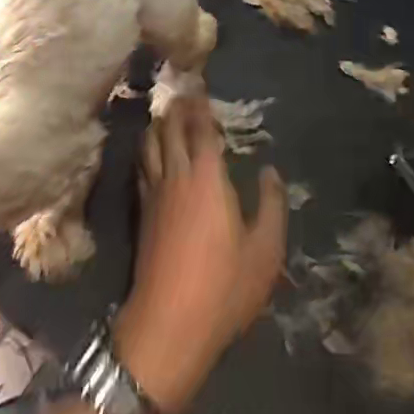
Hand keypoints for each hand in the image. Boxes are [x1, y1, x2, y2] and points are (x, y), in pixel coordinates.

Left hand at [115, 95, 286, 412]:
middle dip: (177, 109)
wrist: (168, 324)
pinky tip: (150, 154)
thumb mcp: (266, 249)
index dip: (201, 107)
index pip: (201, 130)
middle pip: (170, 130)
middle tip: (184, 94)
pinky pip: (142, 167)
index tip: (201, 88)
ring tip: (165, 115)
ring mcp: (153, 194)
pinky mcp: (141, 214)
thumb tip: (269, 172)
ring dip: (158, 126)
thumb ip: (271, 204)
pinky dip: (146, 151)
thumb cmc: (224, 286)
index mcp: (207, 177)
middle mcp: (176, 176)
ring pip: (150, 146)